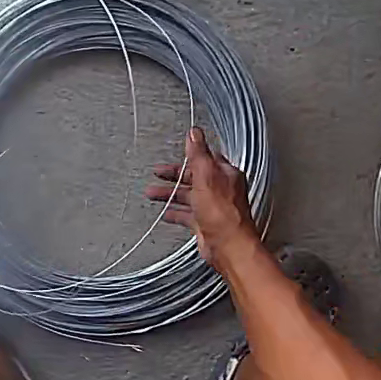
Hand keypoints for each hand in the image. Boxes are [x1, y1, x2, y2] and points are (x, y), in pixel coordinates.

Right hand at [146, 126, 260, 269]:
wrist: (228, 246)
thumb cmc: (223, 214)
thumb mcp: (206, 176)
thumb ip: (199, 153)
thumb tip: (195, 133)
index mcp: (225, 175)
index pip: (206, 159)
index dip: (190, 154)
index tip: (177, 151)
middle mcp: (220, 190)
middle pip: (194, 177)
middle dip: (174, 175)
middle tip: (158, 172)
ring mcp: (213, 207)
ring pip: (188, 196)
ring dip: (170, 193)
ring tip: (152, 192)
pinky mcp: (205, 223)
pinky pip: (187, 214)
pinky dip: (175, 212)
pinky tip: (165, 212)